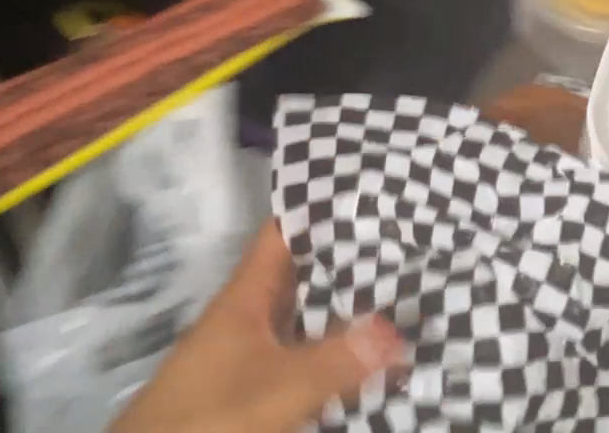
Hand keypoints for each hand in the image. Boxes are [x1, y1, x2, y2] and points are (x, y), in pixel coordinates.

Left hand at [113, 222, 404, 432]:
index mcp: (246, 292)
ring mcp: (245, 349)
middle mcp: (246, 312)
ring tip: (393, 287)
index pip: (284, 229)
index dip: (322, 208)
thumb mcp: (278, 388)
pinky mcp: (246, 383)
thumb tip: (400, 328)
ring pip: (300, 311)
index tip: (370, 197)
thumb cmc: (208, 417)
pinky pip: (298, 348)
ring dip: (339, 301)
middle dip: (345, 256)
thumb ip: (338, 358)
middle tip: (400, 241)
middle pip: (299, 270)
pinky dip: (328, 344)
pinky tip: (361, 349)